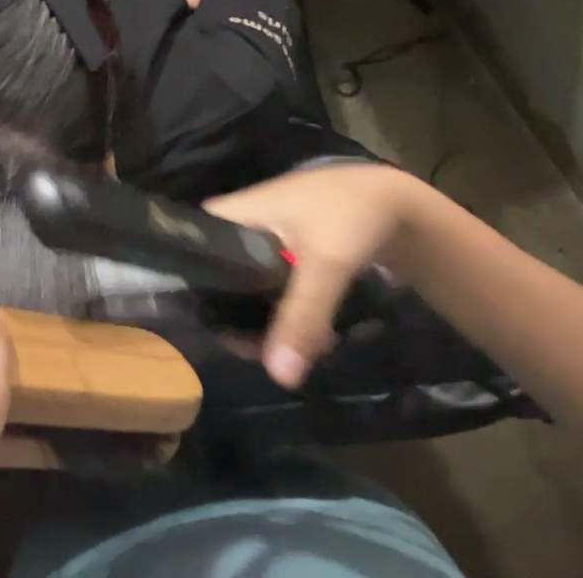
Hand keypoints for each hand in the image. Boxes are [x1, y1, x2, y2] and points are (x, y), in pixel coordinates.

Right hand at [205, 164, 420, 388]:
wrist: (400, 204)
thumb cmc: (350, 215)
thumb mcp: (326, 263)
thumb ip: (302, 316)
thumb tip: (279, 378)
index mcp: (228, 214)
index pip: (183, 248)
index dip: (185, 288)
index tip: (203, 327)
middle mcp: (234, 228)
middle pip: (211, 281)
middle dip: (232, 319)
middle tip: (258, 350)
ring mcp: (257, 245)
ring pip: (240, 292)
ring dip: (262, 324)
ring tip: (293, 347)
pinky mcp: (281, 261)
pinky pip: (264, 294)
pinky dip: (280, 317)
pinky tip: (308, 338)